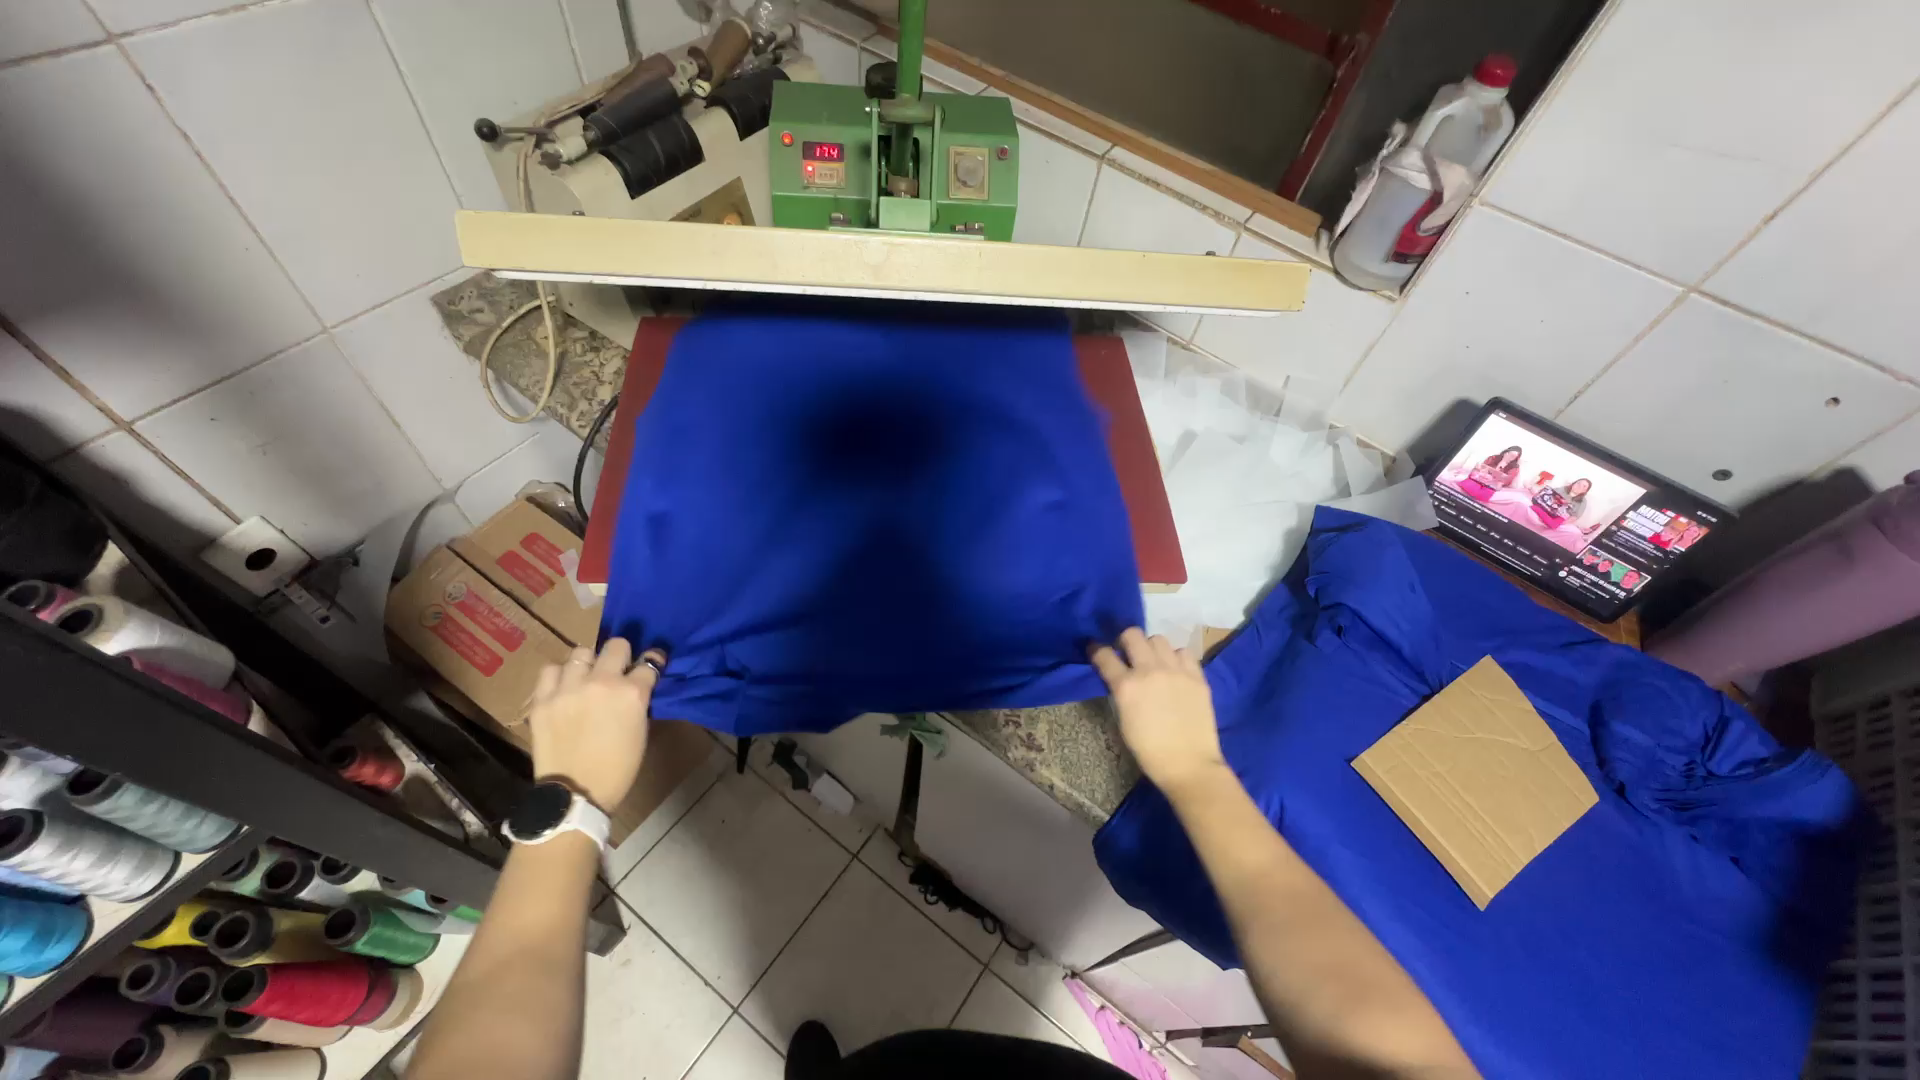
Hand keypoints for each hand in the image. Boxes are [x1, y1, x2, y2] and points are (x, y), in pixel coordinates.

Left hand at [528, 638, 663, 811]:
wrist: (575, 794)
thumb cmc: (617, 768)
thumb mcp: (639, 730)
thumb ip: (637, 701)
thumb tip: (634, 685)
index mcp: (633, 693)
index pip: (649, 662)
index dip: (651, 663)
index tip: (649, 665)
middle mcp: (602, 682)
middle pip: (616, 645)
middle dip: (621, 655)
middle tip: (617, 670)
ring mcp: (569, 688)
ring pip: (581, 652)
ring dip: (588, 663)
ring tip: (585, 678)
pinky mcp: (543, 699)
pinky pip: (550, 670)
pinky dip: (559, 675)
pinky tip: (563, 687)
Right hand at [1090, 628, 1227, 794]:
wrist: (1189, 764)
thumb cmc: (1149, 750)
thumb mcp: (1124, 720)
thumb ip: (1121, 692)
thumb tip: (1120, 677)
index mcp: (1126, 686)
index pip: (1104, 655)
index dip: (1096, 649)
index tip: (1095, 649)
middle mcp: (1149, 671)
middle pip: (1132, 635)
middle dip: (1125, 641)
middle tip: (1127, 653)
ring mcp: (1176, 671)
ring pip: (1159, 639)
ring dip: (1151, 648)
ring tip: (1154, 662)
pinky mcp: (1197, 676)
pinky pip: (1183, 652)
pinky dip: (1176, 657)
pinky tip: (1175, 670)